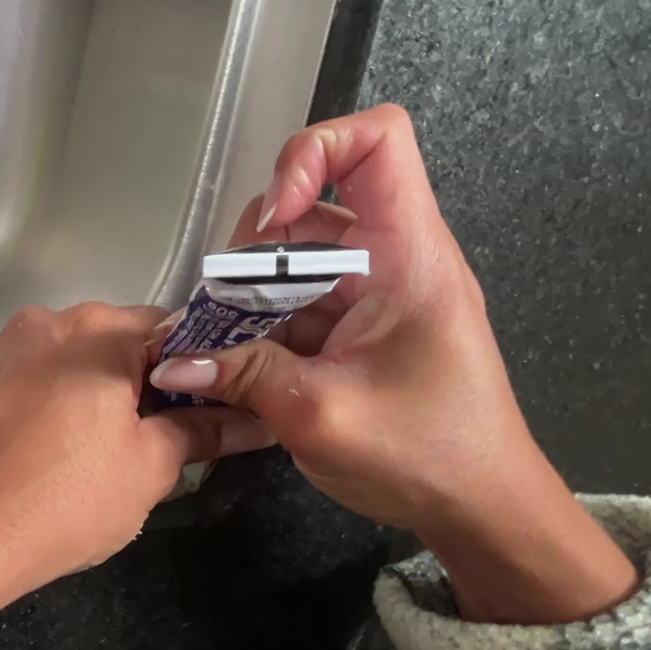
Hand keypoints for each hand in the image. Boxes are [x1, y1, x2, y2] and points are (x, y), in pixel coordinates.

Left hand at [0, 303, 273, 618]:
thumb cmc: (66, 500)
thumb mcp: (150, 467)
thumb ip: (204, 430)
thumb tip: (253, 421)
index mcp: (99, 330)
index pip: (178, 331)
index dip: (206, 371)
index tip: (218, 409)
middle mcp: (52, 320)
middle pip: (127, 341)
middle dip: (155, 383)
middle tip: (173, 437)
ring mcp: (13, 345)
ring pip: (85, 358)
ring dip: (111, 391)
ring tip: (120, 447)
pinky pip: (49, 373)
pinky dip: (71, 397)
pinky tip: (75, 443)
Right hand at [147, 106, 635, 621]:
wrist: (480, 509)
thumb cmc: (424, 456)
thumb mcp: (319, 415)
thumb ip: (242, 377)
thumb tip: (170, 362)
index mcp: (407, 256)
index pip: (376, 140)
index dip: (311, 154)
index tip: (270, 222)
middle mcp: (390, 261)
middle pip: (312, 205)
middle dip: (254, 251)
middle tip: (225, 311)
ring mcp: (371, 296)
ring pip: (294, 260)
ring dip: (248, 295)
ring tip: (220, 345)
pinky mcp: (356, 329)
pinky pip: (296, 305)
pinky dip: (260, 327)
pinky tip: (235, 367)